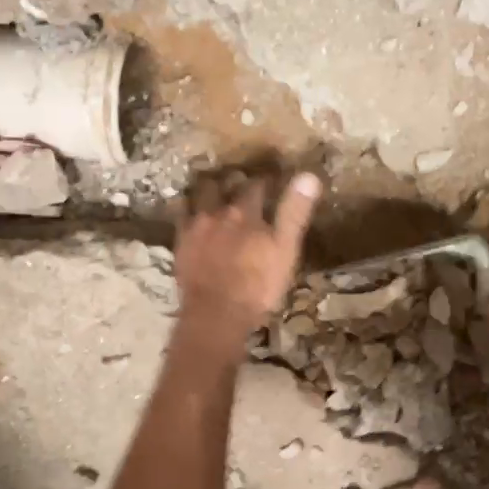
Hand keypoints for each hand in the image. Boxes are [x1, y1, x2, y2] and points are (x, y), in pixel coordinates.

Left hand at [174, 172, 321, 343]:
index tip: (269, 180)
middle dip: (232, 182)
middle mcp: (219, 213)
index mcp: (247, 213)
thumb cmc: (258, 286)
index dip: (264, 181)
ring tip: (212, 190)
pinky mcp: (180, 243)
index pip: (257, 186)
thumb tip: (309, 175)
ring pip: (200, 196)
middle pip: (224, 186)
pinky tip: (188, 211)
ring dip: (208, 190)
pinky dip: (185, 208)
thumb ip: (294, 213)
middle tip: (238, 182)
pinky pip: (180, 215)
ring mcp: (196, 227)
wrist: (216, 313)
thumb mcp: (285, 250)